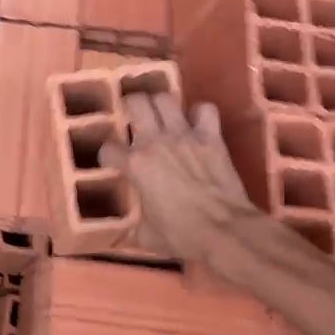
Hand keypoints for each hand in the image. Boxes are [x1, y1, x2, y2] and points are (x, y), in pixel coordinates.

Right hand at [99, 93, 259, 265]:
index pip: (108, 149)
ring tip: (160, 114)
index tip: (113, 162)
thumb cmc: (183, 235)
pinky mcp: (211, 137)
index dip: (108, 155)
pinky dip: (200, 114)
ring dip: (160, 105)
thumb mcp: (148, 236)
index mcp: (136, 165)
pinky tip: (197, 123)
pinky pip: (205, 110)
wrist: (226, 231)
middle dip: (130, 106)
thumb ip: (136, 224)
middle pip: (135, 102)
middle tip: (132, 117)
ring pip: (164, 98)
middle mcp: (155, 141)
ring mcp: (184, 135)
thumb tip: (134, 227)